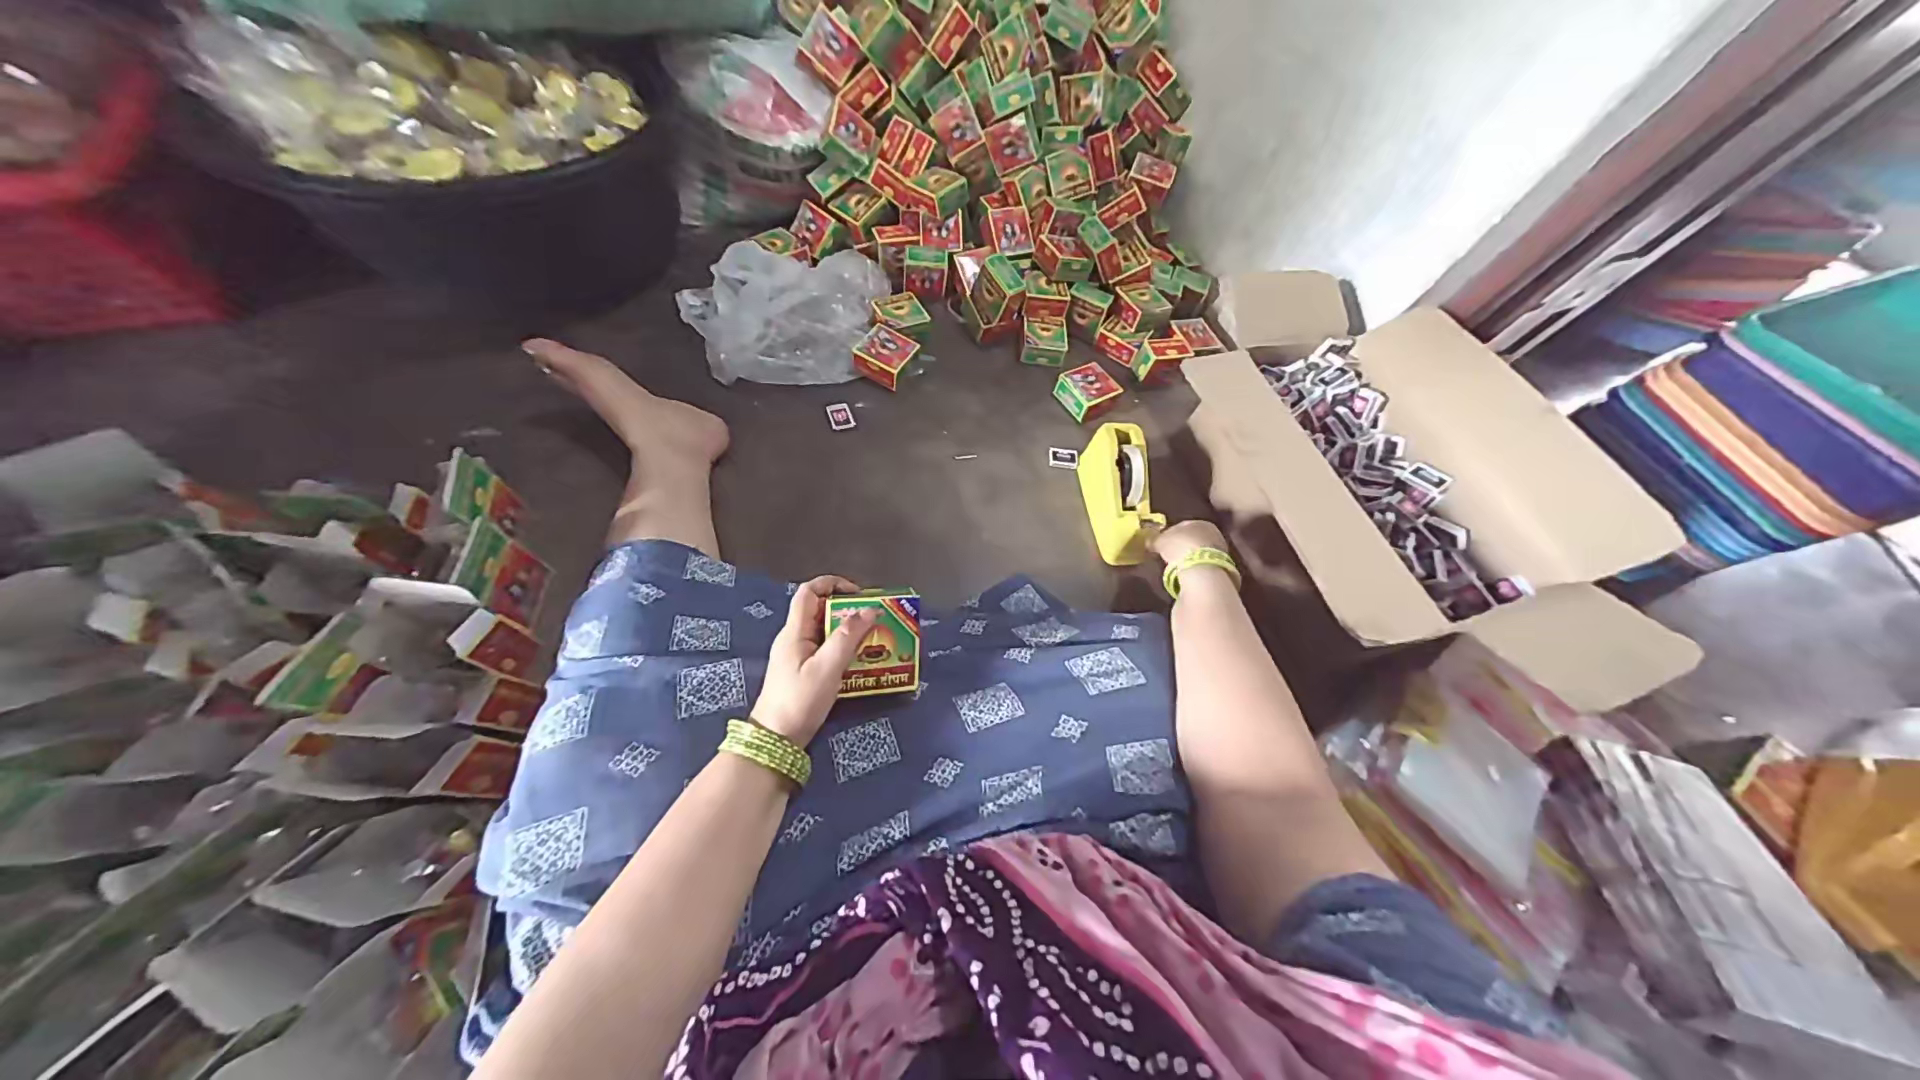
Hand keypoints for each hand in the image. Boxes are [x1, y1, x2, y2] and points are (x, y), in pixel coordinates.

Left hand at [750, 575, 875, 746]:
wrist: (776, 740)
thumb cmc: (800, 701)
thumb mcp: (827, 668)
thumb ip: (847, 638)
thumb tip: (869, 610)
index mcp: (795, 632)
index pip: (809, 592)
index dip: (832, 584)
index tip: (859, 593)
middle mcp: (794, 639)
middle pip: (820, 611)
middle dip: (847, 610)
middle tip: (874, 618)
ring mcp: (797, 656)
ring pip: (825, 632)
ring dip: (848, 631)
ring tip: (873, 639)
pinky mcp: (803, 672)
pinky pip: (825, 650)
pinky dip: (843, 649)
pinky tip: (860, 660)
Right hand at [1149, 519, 1228, 566]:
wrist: (1201, 567)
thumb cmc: (1179, 546)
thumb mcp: (1159, 541)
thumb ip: (1154, 539)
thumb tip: (1148, 540)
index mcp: (1198, 521)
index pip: (1181, 526)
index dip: (1170, 534)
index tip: (1162, 544)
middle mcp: (1212, 531)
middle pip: (1193, 538)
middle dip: (1182, 545)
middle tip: (1170, 555)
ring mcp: (1220, 548)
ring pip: (1200, 550)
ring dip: (1190, 556)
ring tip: (1178, 565)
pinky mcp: (1223, 564)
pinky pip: (1204, 562)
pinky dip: (1197, 565)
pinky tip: (1188, 571)